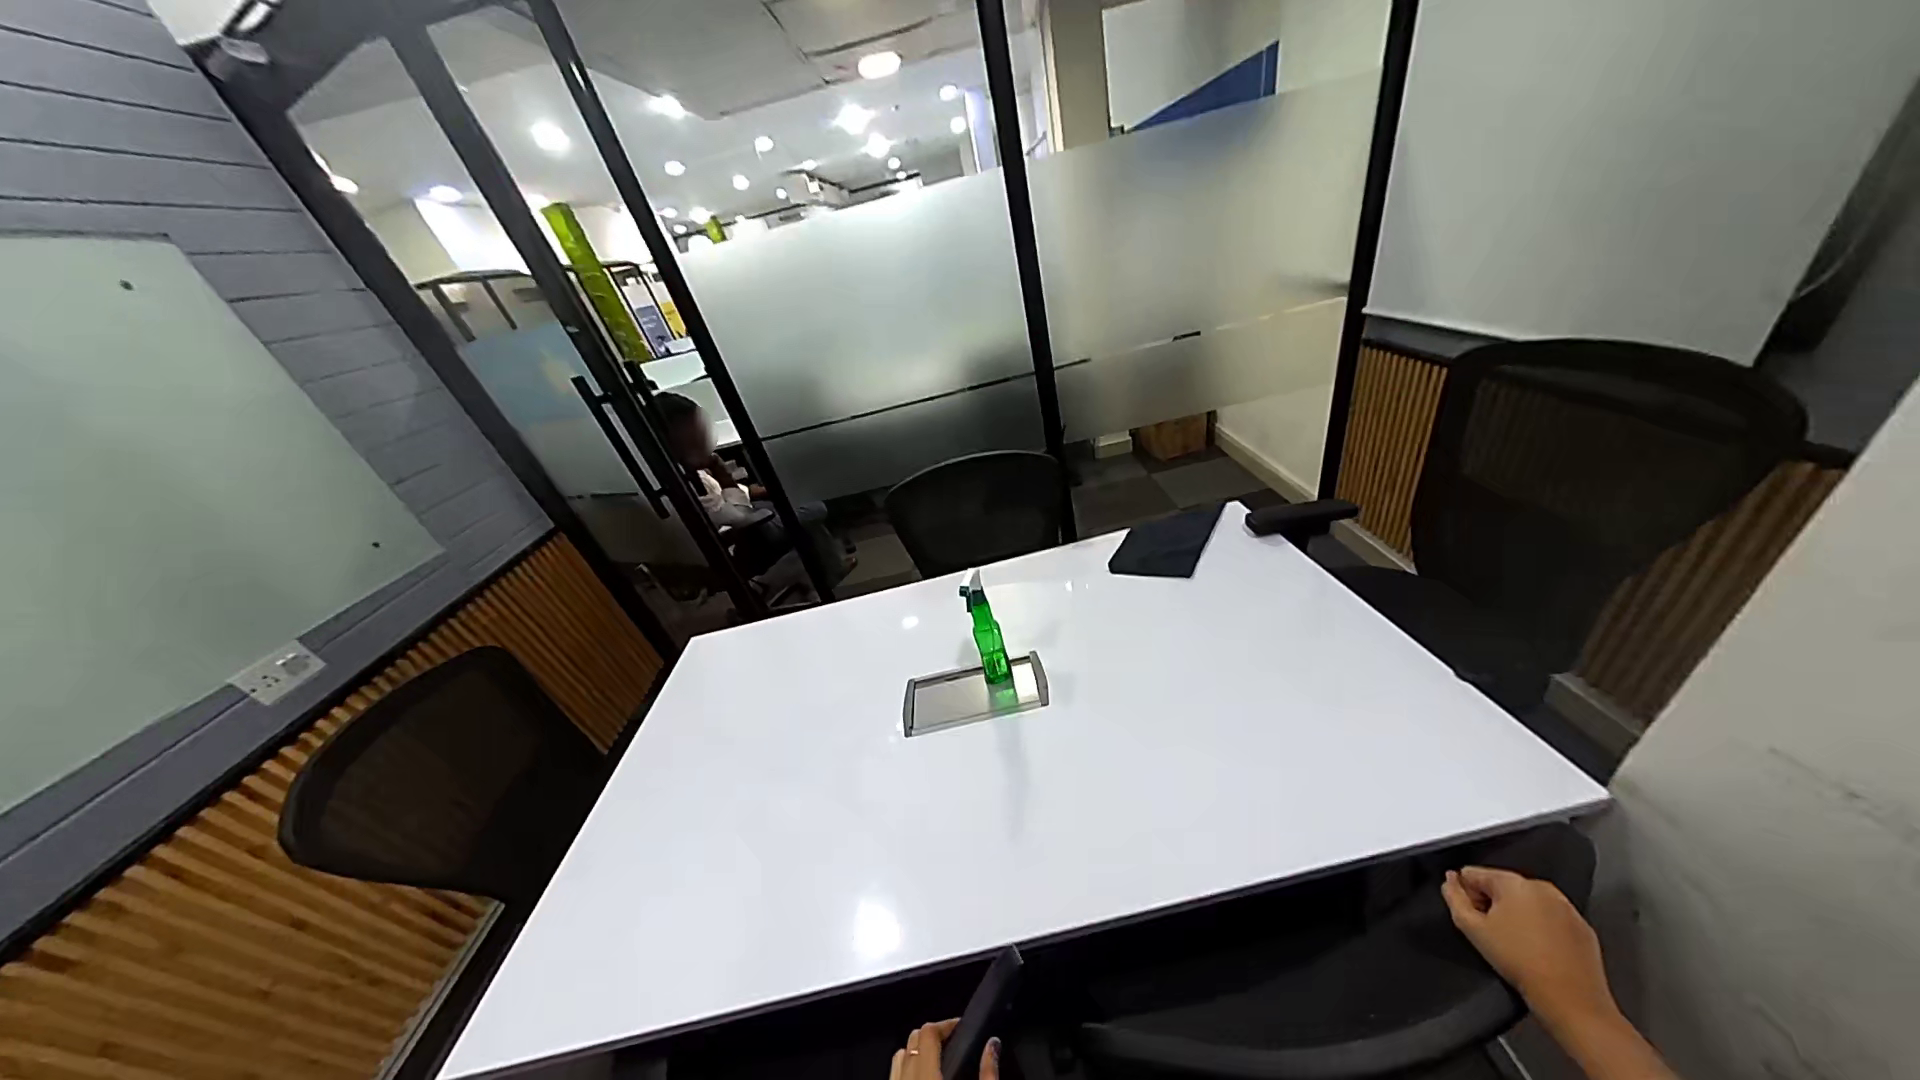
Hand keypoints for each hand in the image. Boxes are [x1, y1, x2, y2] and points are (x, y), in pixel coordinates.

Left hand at [888, 1020, 999, 1079]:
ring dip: (916, 1053)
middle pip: (912, 1041)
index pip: (928, 1032)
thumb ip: (988, 1074)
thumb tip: (993, 1045)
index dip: (946, 1023)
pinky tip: (923, 1079)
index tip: (959, 1026)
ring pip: (899, 1059)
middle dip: (932, 1036)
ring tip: (936, 1061)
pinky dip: (906, 1071)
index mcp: (928, 1077)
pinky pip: (894, 1076)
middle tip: (952, 1043)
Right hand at [1441, 867, 1615, 1028]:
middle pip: (1500, 886)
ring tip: (1517, 945)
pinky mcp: (1583, 928)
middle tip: (1494, 933)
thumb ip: (1452, 896)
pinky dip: (1541, 929)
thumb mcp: (1470, 927)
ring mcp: (1567, 908)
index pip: (1472, 874)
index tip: (1475, 918)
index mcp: (1513, 881)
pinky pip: (1550, 919)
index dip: (1466, 895)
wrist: (1571, 1000)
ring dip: (1516, 916)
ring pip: (1526, 902)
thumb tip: (1450, 881)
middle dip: (1492, 905)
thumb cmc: (1521, 962)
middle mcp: (1542, 888)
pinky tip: (1539, 951)